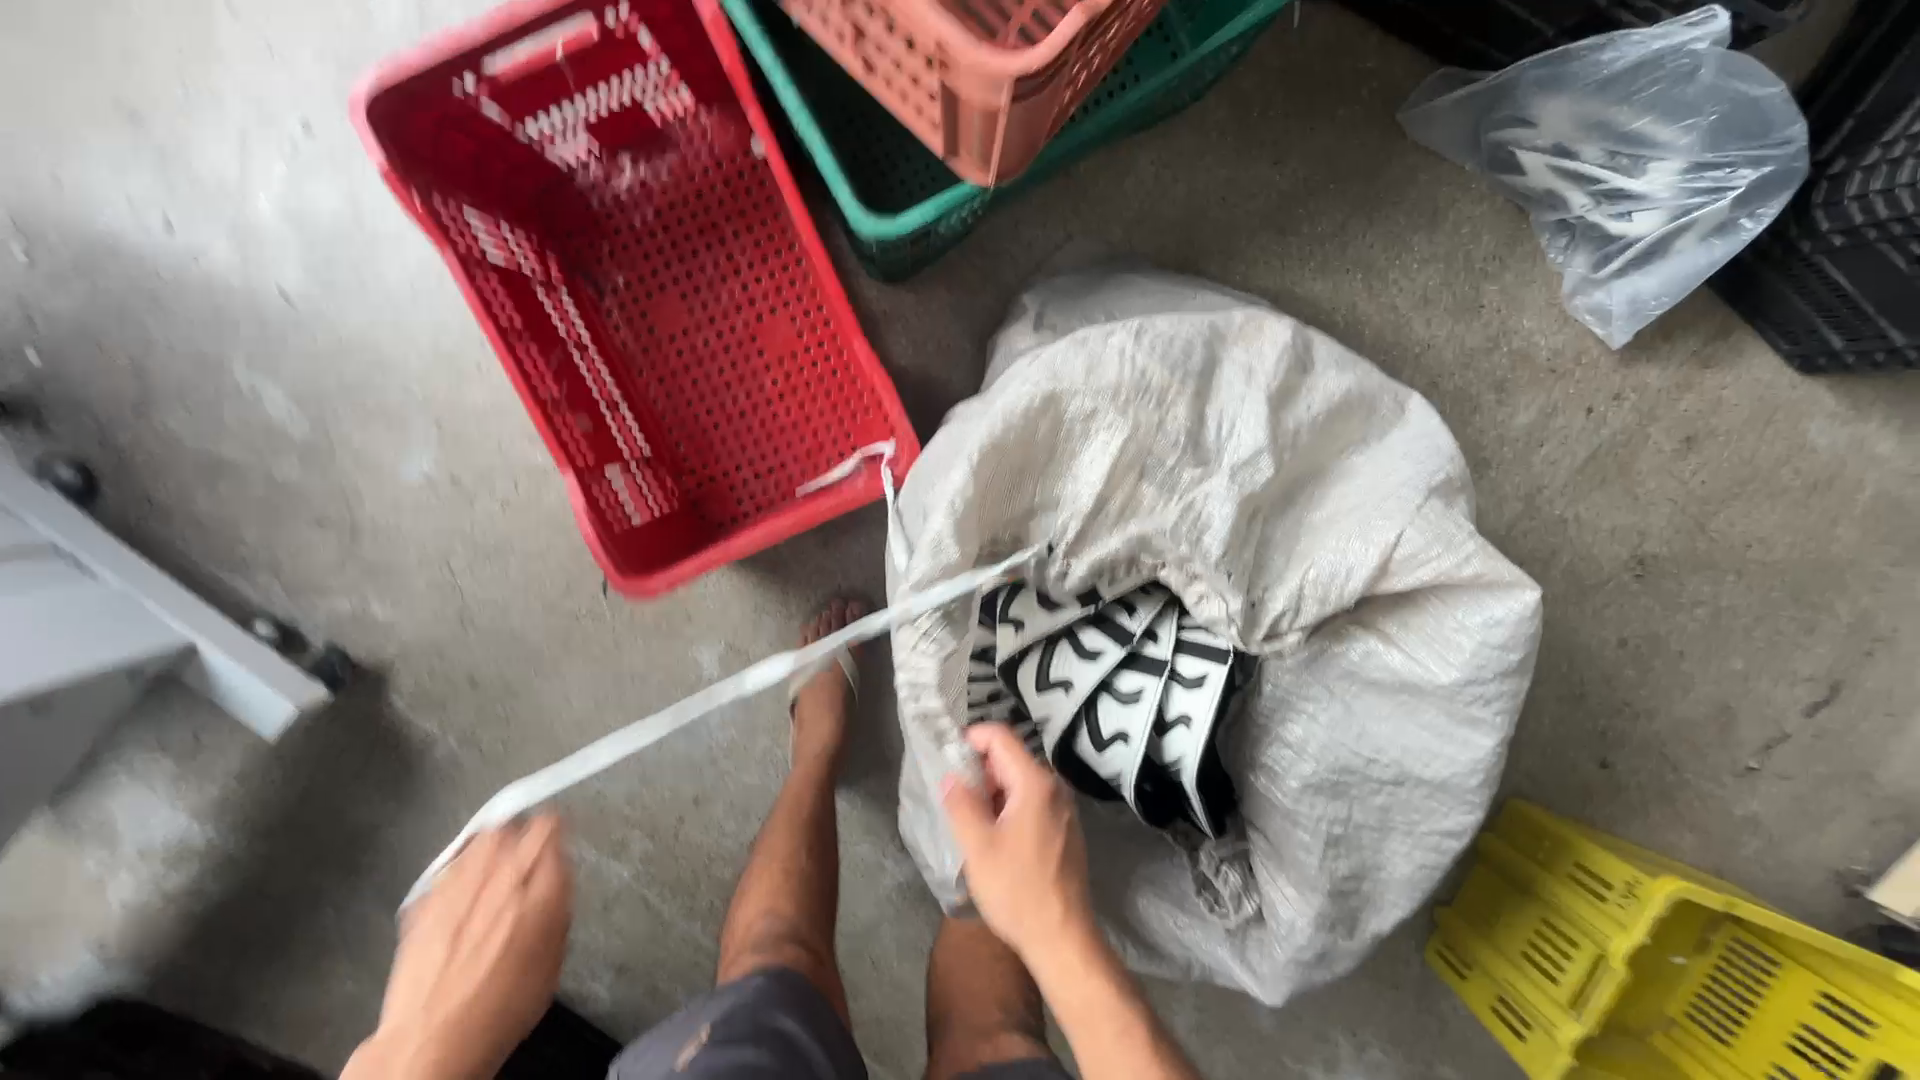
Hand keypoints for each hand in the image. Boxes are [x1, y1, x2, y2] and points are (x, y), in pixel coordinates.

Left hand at [344, 815, 572, 1079]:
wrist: (434, 1039)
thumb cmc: (500, 1009)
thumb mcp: (552, 961)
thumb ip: (557, 911)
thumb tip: (558, 881)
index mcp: (541, 895)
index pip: (553, 832)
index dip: (557, 829)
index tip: (557, 831)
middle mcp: (501, 882)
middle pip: (518, 827)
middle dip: (527, 829)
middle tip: (531, 839)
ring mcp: (460, 887)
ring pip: (484, 837)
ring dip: (496, 838)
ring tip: (500, 849)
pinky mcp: (426, 899)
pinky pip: (453, 861)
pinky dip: (465, 860)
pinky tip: (468, 876)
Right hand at [940, 723, 1094, 964]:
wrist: (1062, 938)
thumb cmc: (1017, 891)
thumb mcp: (977, 847)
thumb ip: (961, 804)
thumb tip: (950, 776)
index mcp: (1035, 783)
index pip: (1000, 737)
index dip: (971, 739)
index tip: (947, 759)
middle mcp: (1055, 788)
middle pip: (1011, 758)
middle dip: (979, 770)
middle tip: (954, 797)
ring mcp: (1064, 809)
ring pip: (1020, 782)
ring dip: (992, 792)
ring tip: (970, 821)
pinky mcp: (1065, 830)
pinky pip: (1032, 803)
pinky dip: (1009, 808)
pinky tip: (994, 837)